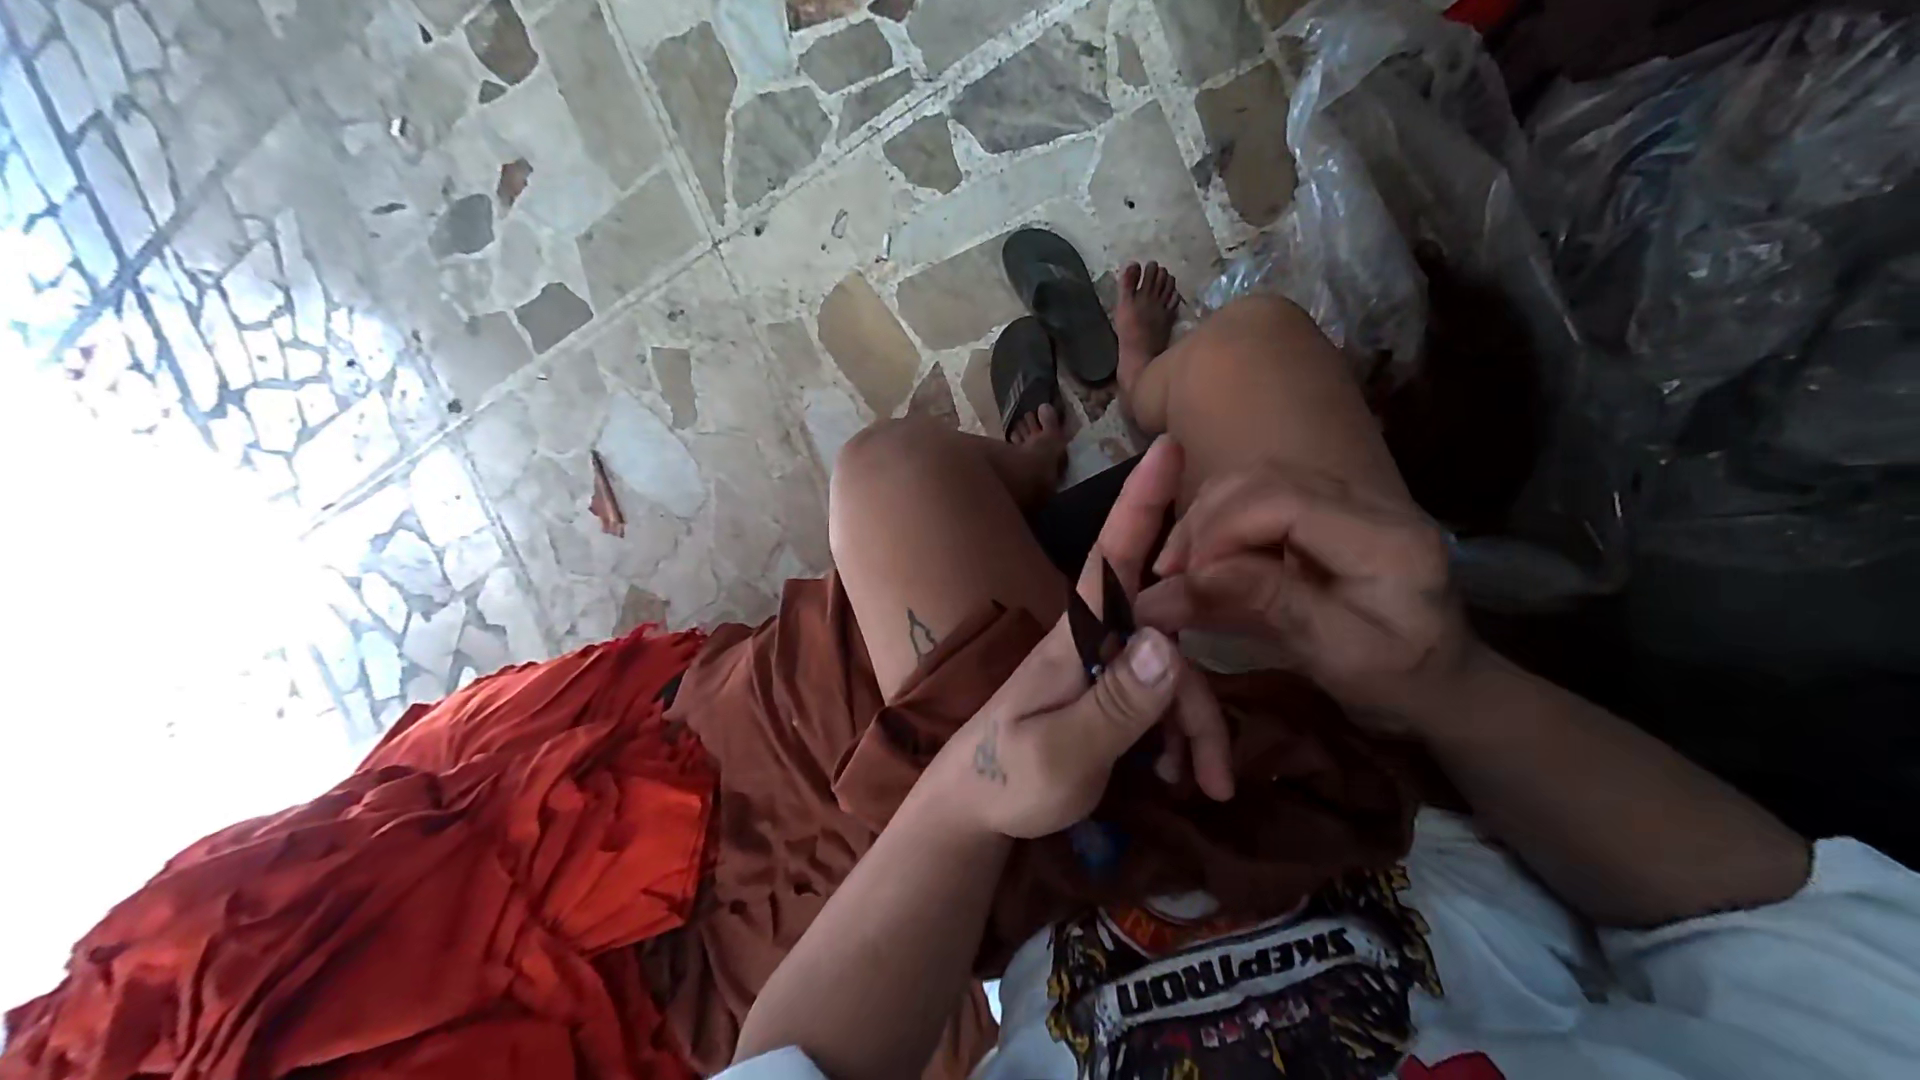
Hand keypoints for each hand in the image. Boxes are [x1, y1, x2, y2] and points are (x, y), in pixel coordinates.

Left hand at [920, 439, 1234, 840]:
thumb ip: (1114, 703)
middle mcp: (1090, 640)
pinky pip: (1158, 699)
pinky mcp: (1104, 692)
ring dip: (1192, 733)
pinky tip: (1178, 777)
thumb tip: (1168, 640)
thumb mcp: (1061, 755)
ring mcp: (1099, 666)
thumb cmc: (1005, 780)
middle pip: (1167, 633)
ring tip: (1197, 792)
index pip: (1113, 557)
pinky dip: (1177, 737)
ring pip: (1171, 676)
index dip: (1140, 502)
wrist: (972, 809)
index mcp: (1074, 639)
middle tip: (1214, 766)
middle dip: (1198, 700)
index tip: (1167, 447)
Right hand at [1135, 466, 1476, 725]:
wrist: (1442, 682)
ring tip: (1183, 566)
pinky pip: (1260, 493)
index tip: (1183, 577)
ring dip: (1207, 516)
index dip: (1220, 530)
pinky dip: (1221, 519)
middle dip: (1205, 520)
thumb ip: (1265, 605)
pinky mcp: (1329, 507)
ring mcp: (1351, 498)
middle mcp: (1371, 502)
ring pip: (1256, 479)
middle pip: (1264, 479)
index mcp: (1386, 539)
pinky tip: (1206, 555)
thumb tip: (1178, 583)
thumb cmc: (1398, 682)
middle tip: (1172, 572)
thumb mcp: (1334, 654)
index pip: (1283, 501)